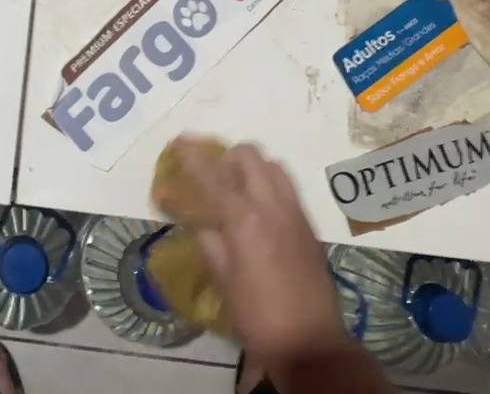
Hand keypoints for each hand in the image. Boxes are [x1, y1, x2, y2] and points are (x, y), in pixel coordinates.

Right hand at [177, 140, 351, 367]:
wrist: (311, 345)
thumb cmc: (257, 314)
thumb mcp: (222, 278)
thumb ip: (207, 239)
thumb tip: (194, 217)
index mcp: (244, 218)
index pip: (212, 174)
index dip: (191, 156)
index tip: (177, 144)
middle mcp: (272, 205)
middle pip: (249, 155)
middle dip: (225, 156)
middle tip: (210, 175)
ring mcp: (296, 213)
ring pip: (274, 166)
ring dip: (252, 167)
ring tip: (236, 188)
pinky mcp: (310, 226)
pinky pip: (288, 188)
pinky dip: (269, 185)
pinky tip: (259, 210)